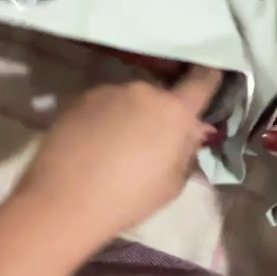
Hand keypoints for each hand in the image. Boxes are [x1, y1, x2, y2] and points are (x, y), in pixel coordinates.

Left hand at [12, 66, 222, 248]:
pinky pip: (102, 106)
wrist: (65, 200)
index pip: (201, 82)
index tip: (211, 75)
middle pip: (159, 96)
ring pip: (128, 100)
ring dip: (129, 115)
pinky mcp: (78, 100)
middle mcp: (142, 91)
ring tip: (116, 148)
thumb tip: (190, 132)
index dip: (209, 78)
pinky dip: (103, 119)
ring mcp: (107, 92)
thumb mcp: (172, 184)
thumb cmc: (128, 198)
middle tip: (151, 141)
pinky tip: (93, 145)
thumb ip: (186, 151)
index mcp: (174, 111)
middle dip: (160, 112)